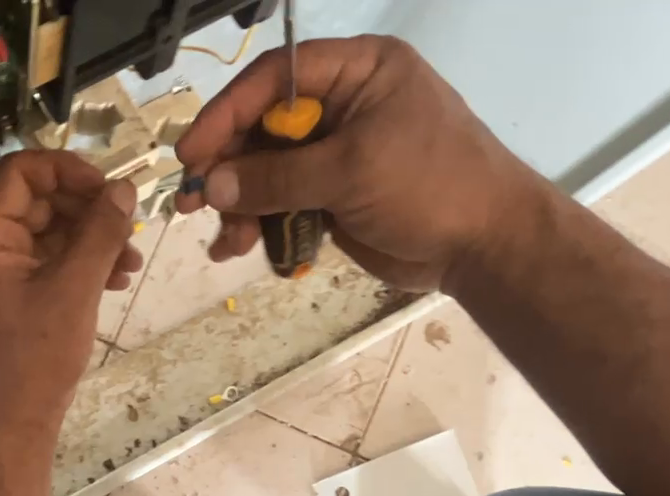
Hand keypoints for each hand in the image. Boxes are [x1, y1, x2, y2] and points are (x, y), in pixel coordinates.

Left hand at [0, 150, 140, 440]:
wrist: (23, 416)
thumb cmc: (40, 355)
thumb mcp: (75, 289)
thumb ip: (100, 233)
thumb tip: (124, 189)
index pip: (19, 172)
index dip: (64, 169)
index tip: (105, 188)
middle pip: (42, 199)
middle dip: (88, 208)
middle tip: (128, 225)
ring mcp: (10, 272)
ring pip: (55, 230)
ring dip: (96, 237)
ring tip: (131, 261)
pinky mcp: (27, 293)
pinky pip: (58, 260)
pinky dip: (88, 262)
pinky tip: (120, 279)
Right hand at [174, 36, 548, 292]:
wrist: (479, 245)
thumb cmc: (430, 186)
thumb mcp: (351, 172)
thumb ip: (277, 178)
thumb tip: (210, 186)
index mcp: (358, 72)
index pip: (275, 78)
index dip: (226, 113)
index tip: (190, 153)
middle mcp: (340, 107)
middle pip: (261, 129)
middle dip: (227, 169)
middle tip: (193, 203)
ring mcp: (332, 155)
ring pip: (264, 173)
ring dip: (239, 206)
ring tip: (227, 241)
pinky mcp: (328, 197)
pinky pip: (278, 205)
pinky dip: (256, 226)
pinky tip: (237, 248)